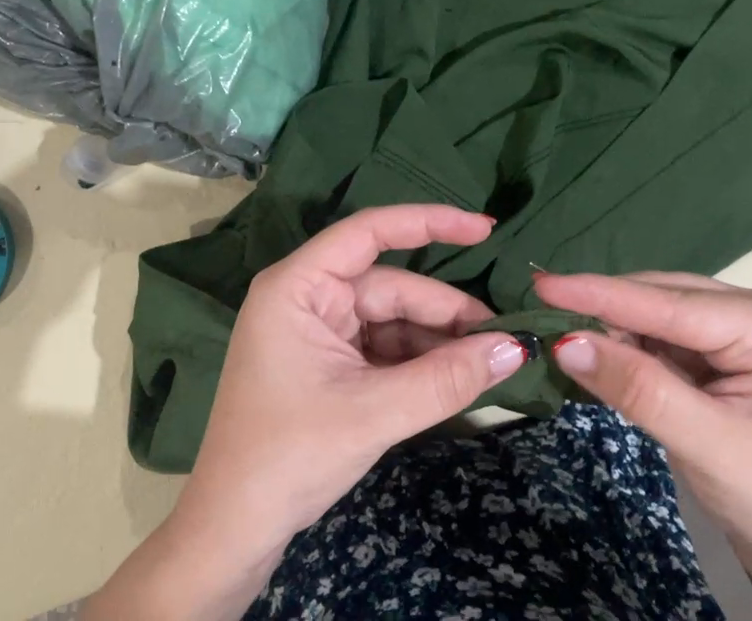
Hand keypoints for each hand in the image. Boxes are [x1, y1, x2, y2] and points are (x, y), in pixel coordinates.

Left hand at [86, 206, 526, 620]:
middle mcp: (307, 298)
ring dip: (438, 341)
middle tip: (505, 337)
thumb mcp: (373, 414)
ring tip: (491, 362)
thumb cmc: (289, 456)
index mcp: (298, 286)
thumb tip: (516, 348)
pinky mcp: (328, 367)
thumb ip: (446, 379)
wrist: (235, 529)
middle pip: (390, 286)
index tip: (485, 228)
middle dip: (445, 311)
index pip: (369, 233)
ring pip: (392, 320)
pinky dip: (420, 364)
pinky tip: (459, 379)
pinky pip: (384, 350)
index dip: (429, 222)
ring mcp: (317, 333)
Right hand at [535, 272, 751, 620]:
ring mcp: (733, 333)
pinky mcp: (711, 354)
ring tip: (556, 336)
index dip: (605, 295)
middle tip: (537, 312)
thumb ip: (641, 391)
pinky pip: (653, 338)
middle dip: (602, 308)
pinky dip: (619, 347)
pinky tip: (590, 354)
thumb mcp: (710, 448)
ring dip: (607, 327)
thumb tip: (567, 344)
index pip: (675, 305)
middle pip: (662, 299)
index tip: (544, 286)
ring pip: (651, 315)